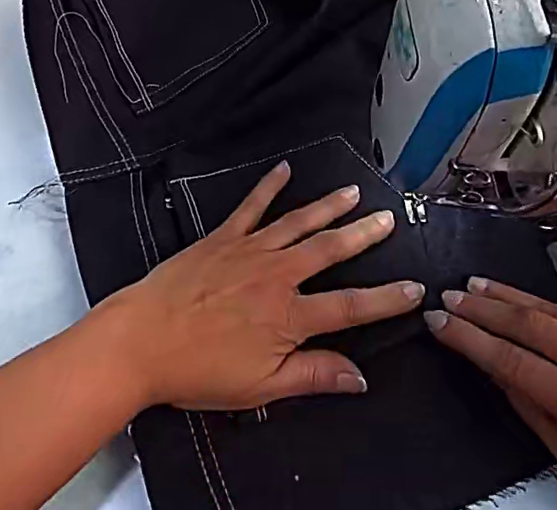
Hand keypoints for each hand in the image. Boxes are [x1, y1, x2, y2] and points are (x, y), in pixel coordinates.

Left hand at [93, 162, 424, 410]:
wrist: (141, 341)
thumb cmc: (198, 370)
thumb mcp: (260, 387)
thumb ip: (313, 376)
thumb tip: (360, 377)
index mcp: (289, 316)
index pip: (350, 306)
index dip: (387, 299)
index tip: (415, 288)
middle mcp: (278, 275)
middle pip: (331, 251)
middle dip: (364, 235)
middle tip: (388, 219)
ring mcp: (252, 250)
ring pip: (300, 223)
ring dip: (329, 206)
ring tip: (353, 192)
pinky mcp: (224, 237)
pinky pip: (252, 207)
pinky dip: (268, 187)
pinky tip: (284, 169)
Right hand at [428, 278, 556, 509]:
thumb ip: (545, 424)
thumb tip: (507, 380)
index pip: (519, 364)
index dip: (474, 341)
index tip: (446, 324)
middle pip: (539, 326)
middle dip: (490, 307)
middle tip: (457, 295)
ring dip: (520, 299)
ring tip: (485, 288)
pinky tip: (536, 305)